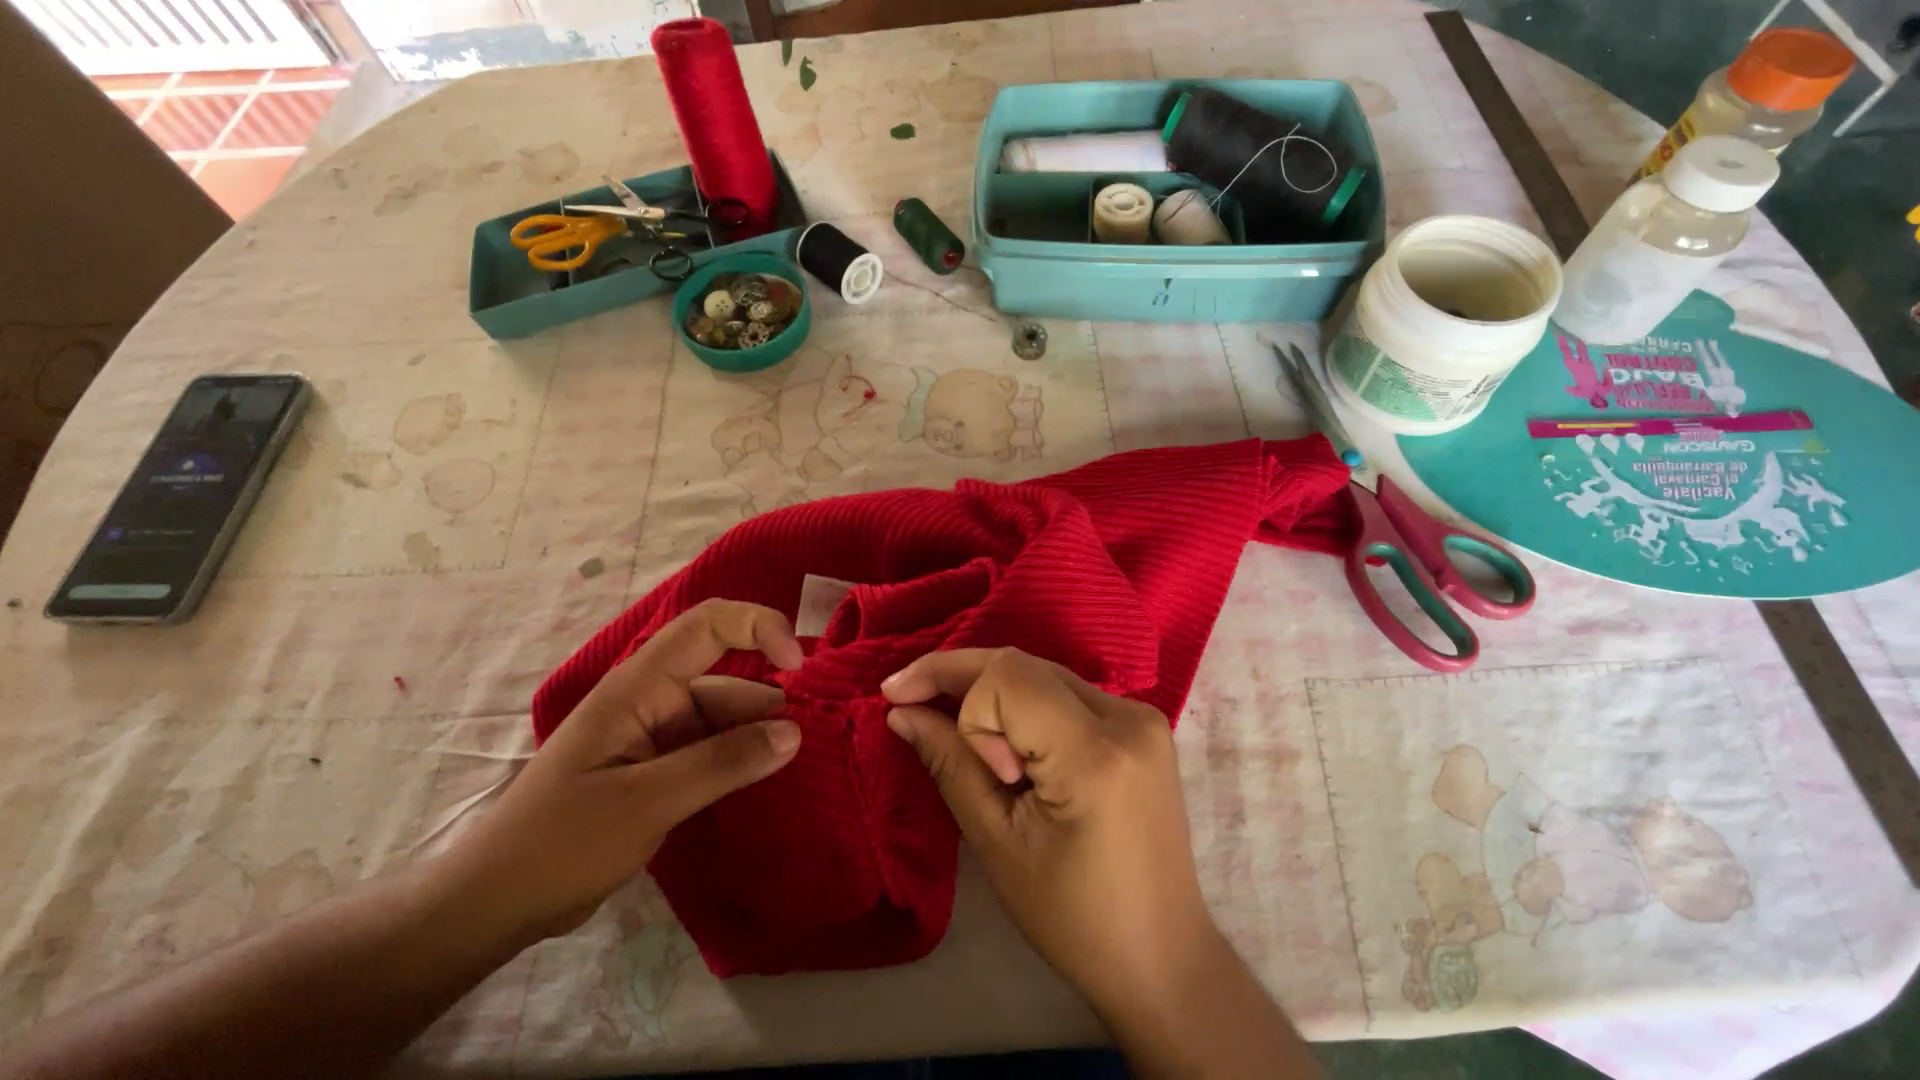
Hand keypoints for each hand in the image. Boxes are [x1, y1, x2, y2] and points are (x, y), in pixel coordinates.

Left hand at [446, 600, 805, 942]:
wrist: (498, 902)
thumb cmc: (563, 841)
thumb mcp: (647, 801)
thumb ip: (723, 763)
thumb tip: (793, 733)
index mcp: (639, 688)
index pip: (708, 626)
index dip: (760, 627)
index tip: (800, 667)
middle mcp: (651, 702)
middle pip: (726, 680)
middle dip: (771, 701)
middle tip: (818, 742)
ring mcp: (654, 739)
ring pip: (724, 720)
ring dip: (760, 737)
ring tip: (803, 767)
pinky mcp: (657, 773)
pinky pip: (712, 752)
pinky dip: (741, 761)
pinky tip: (769, 782)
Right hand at [880, 648, 1217, 1012]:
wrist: (1160, 953)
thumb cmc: (1072, 917)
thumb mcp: (997, 844)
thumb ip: (951, 765)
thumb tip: (902, 711)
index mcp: (1095, 755)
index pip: (1008, 676)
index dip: (961, 700)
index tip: (970, 765)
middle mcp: (1128, 719)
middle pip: (1024, 664)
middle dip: (960, 680)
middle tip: (905, 701)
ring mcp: (1143, 718)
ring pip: (1043, 673)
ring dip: (993, 697)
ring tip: (977, 753)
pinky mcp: (1144, 727)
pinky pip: (1067, 693)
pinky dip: (1026, 708)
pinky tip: (1010, 747)